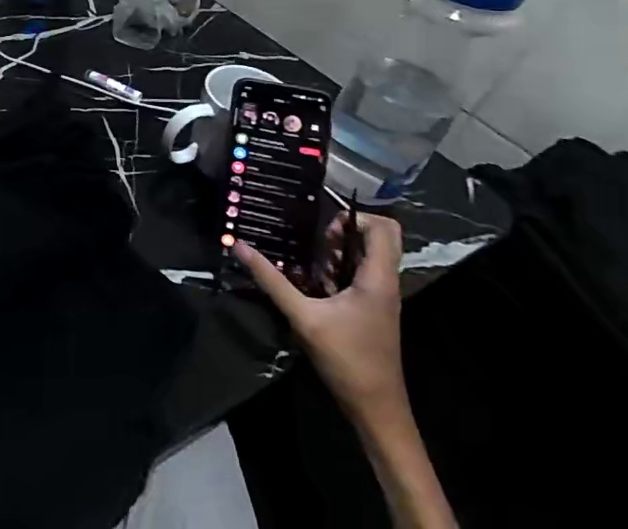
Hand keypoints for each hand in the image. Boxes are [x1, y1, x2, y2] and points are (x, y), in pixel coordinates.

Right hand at [234, 213, 407, 413]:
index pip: (383, 227)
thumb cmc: (345, 359)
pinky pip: (363, 275)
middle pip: (379, 237)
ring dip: (342, 254)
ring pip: (370, 256)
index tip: (325, 233)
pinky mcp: (375, 310)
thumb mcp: (303, 317)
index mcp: (378, 277)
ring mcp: (383, 296)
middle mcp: (386, 281)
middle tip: (321, 246)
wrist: (376, 409)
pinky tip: (318, 289)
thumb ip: (272, 280)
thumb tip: (240, 247)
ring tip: (315, 269)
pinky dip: (342, 272)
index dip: (354, 218)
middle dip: (347, 233)